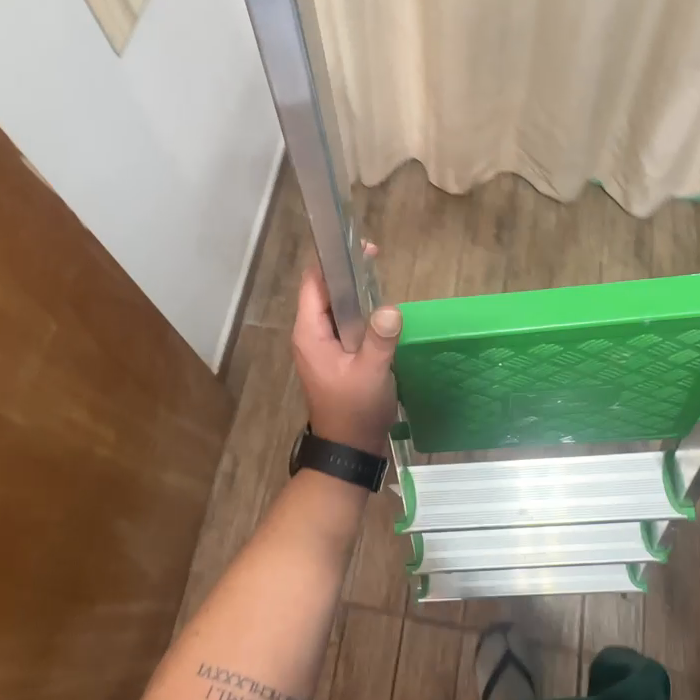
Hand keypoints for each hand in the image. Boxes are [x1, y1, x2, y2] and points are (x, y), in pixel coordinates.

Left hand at [291, 251, 399, 455]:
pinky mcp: (333, 357)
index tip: (359, 248)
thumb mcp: (371, 374)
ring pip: (334, 309)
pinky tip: (378, 311)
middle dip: (346, 274)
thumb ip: (379, 339)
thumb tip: (390, 308)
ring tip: (378, 276)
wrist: (349, 451)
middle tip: (375, 257)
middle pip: (322, 292)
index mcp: (309, 333)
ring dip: (354, 293)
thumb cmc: (354, 411)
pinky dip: (358, 313)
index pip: (313, 284)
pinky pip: (342, 325)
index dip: (332, 262)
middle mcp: (309, 335)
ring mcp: (320, 347)